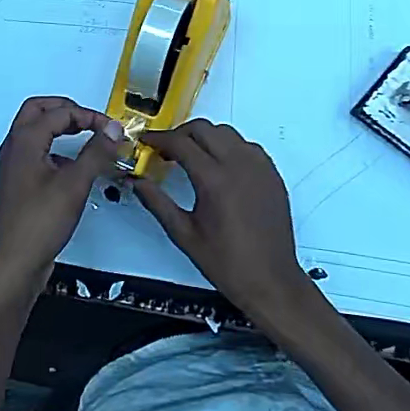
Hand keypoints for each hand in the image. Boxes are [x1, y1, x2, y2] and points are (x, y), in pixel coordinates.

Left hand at [0, 96, 124, 283]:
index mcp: (24, 141)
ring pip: (34, 131)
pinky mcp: (17, 183)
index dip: (89, 116)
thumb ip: (95, 152)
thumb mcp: (74, 184)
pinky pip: (35, 153)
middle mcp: (13, 148)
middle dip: (67, 110)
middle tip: (92, 119)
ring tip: (86, 139)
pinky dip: (54, 150)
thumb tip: (111, 130)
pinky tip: (73, 168)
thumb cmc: (37, 225)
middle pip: (38, 111)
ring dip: (59, 128)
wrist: (14, 263)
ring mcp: (13, 166)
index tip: (111, 129)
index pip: (59, 113)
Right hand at [132, 119, 311, 321]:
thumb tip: (136, 182)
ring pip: (227, 133)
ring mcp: (260, 168)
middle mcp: (239, 166)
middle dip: (180, 134)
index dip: (158, 139)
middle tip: (166, 150)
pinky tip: (219, 166)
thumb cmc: (226, 262)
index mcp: (214, 180)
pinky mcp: (272, 175)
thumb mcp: (183, 234)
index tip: (146, 142)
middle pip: (204, 129)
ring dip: (205, 137)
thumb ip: (157, 202)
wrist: (270, 281)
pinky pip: (247, 146)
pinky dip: (229, 147)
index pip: (180, 143)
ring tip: (192, 156)